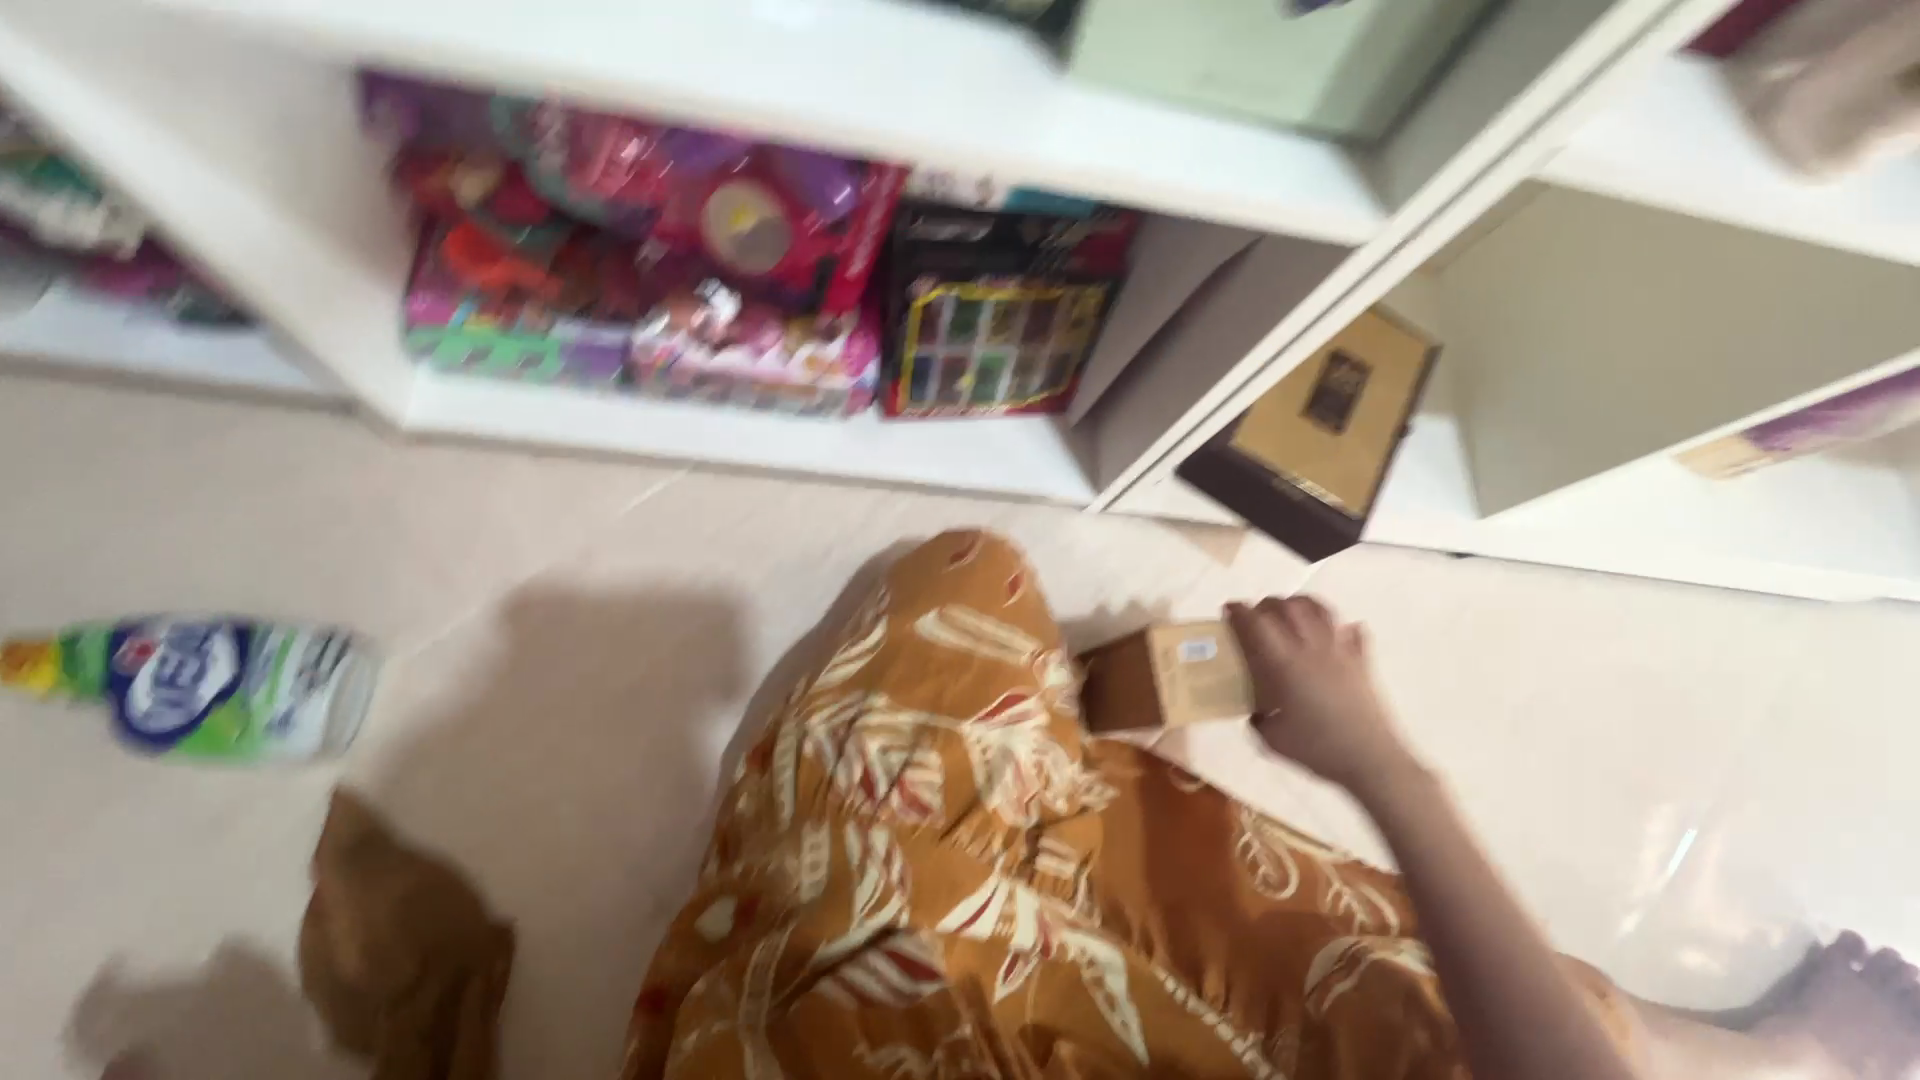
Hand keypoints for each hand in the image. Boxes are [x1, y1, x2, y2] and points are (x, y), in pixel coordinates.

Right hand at [1225, 596, 1423, 796]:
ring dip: (1300, 604)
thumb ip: (1259, 720)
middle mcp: (1312, 649)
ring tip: (1291, 611)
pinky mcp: (1362, 663)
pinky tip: (1338, 631)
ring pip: (1320, 610)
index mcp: (1285, 664)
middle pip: (1288, 607)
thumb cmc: (1317, 749)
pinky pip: (1353, 633)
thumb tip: (1257, 713)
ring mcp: (1341, 652)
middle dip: (1267, 604)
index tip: (1229, 609)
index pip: (1257, 624)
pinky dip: (1341, 626)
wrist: (1371, 761)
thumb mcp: (1272, 739)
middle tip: (1256, 615)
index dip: (1239, 611)